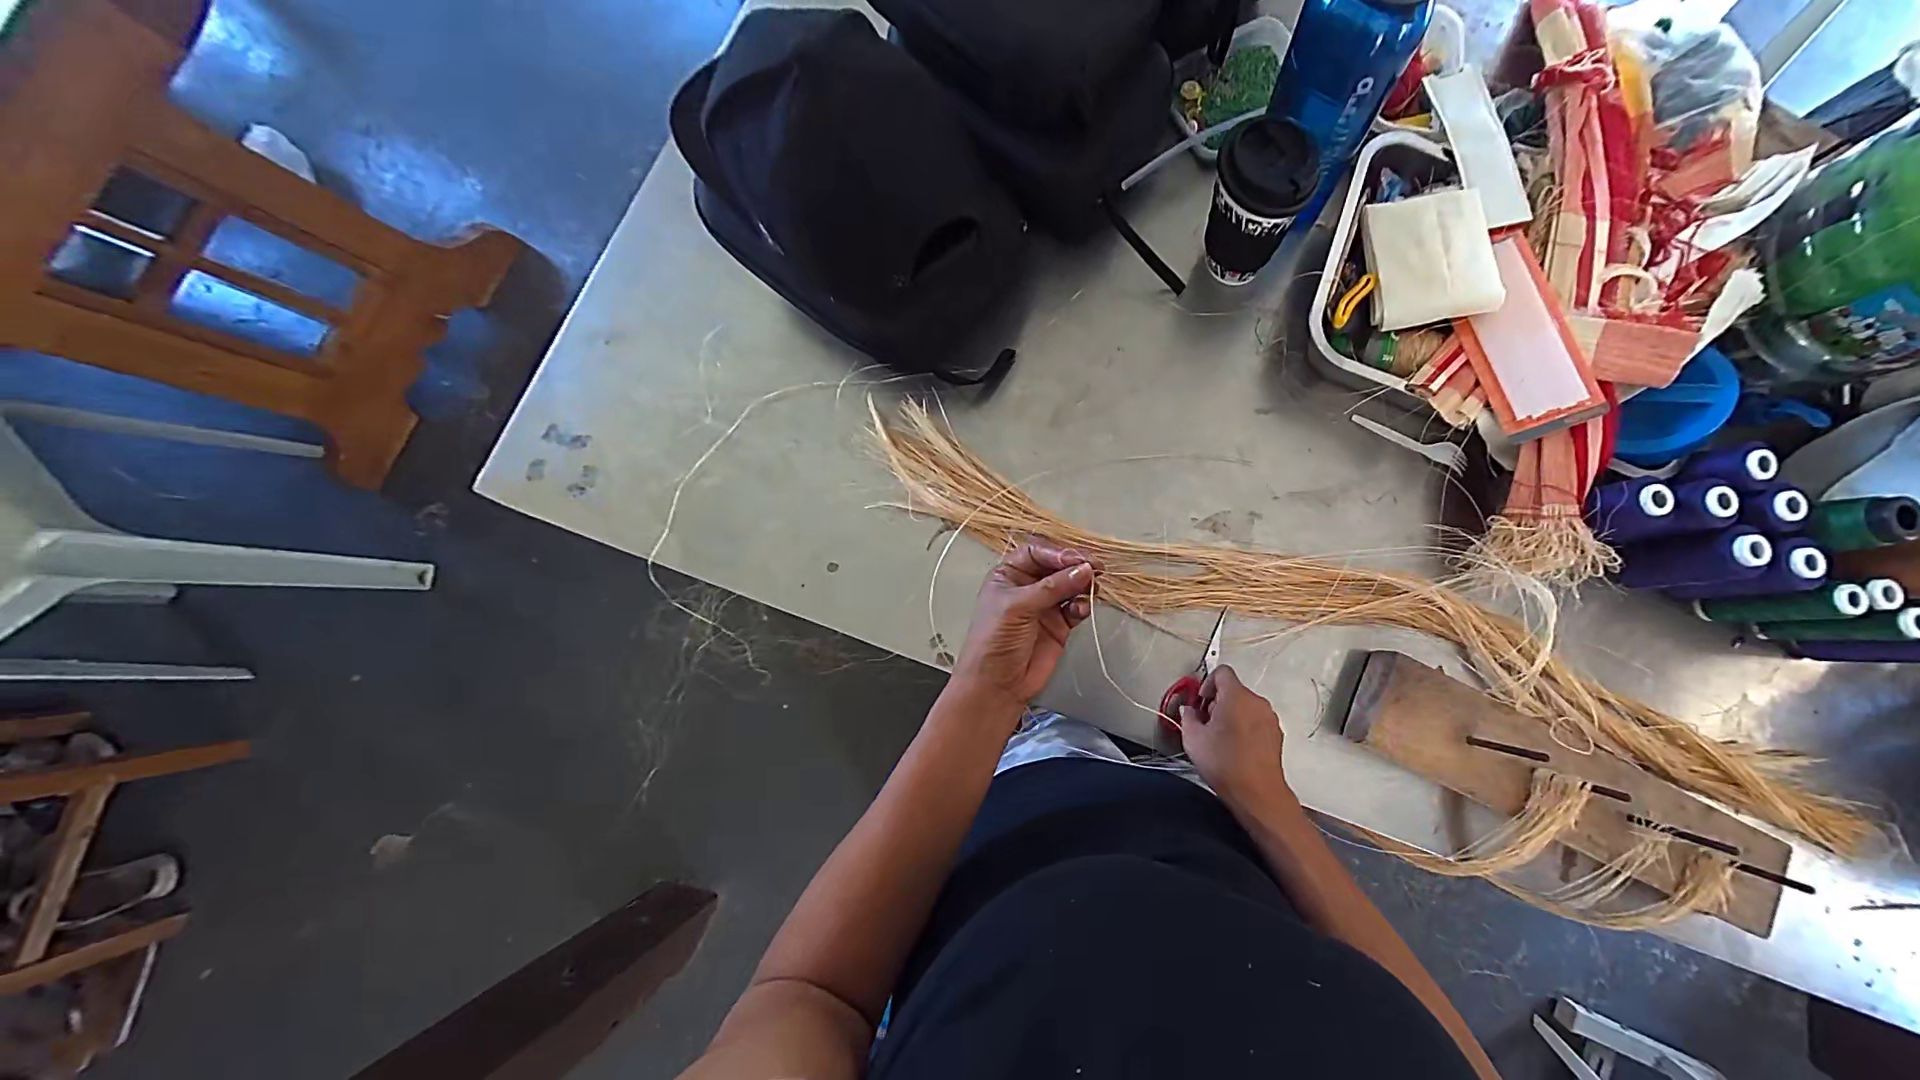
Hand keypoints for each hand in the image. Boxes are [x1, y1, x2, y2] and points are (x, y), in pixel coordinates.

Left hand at [951, 538, 1096, 709]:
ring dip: (1083, 584)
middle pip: (1057, 566)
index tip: (1075, 559)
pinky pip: (1076, 607)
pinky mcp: (1059, 624)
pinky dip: (1083, 605)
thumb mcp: (1017, 607)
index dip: (1056, 553)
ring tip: (1093, 586)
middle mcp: (1027, 586)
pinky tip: (1082, 608)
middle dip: (1075, 565)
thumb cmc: (993, 642)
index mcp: (1008, 574)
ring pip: (1070, 585)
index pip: (1036, 552)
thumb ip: (1051, 588)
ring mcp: (1044, 605)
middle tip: (1094, 567)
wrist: (996, 685)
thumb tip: (1082, 570)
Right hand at [1179, 666, 1292, 806]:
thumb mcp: (1192, 738)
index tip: (1200, 703)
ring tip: (1219, 738)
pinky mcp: (1276, 734)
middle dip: (1217, 701)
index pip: (1222, 672)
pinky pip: (1256, 720)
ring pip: (1245, 705)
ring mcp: (1270, 718)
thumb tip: (1190, 711)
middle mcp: (1257, 702)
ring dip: (1231, 714)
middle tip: (1205, 723)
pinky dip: (1244, 726)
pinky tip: (1234, 747)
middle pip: (1233, 689)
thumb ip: (1188, 716)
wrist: (1257, 794)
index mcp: (1237, 696)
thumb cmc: (1224, 763)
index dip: (1206, 684)